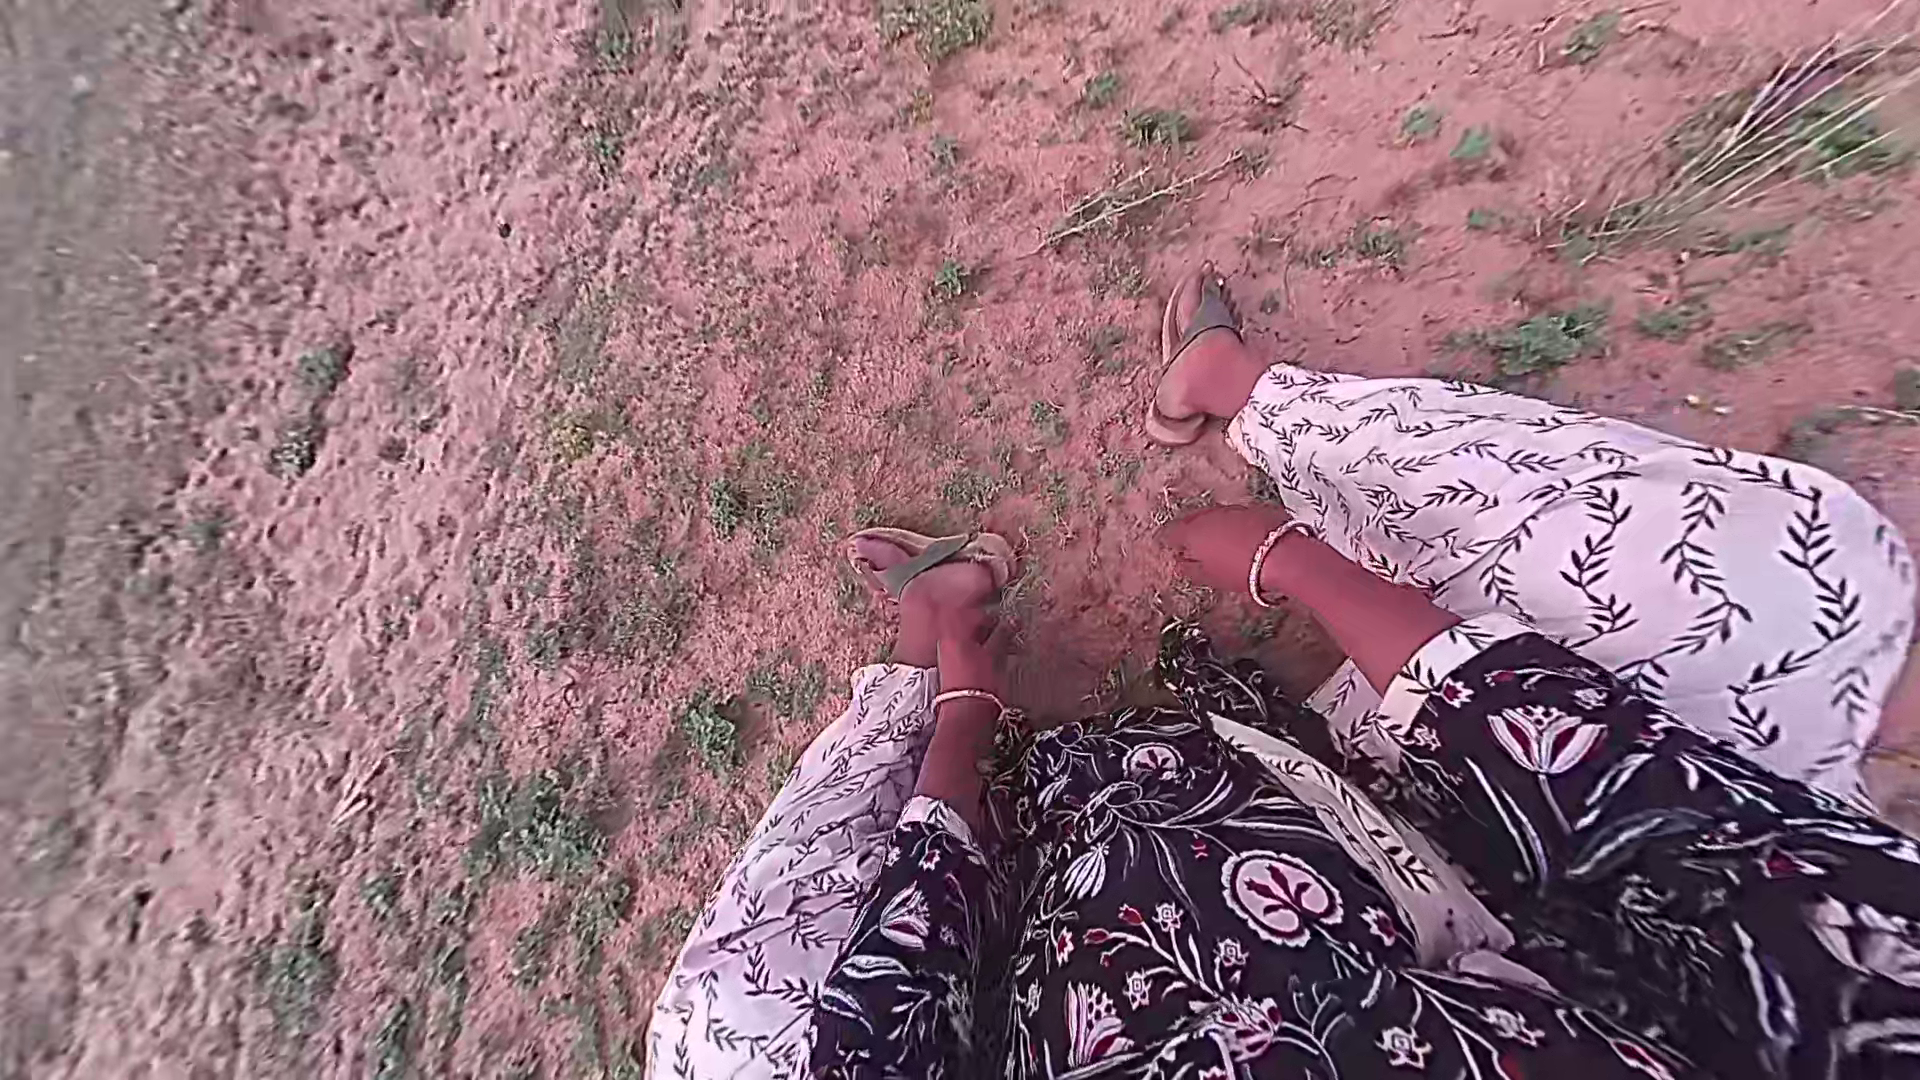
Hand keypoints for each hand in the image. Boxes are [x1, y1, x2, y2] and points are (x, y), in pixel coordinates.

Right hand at [1160, 504, 1294, 595]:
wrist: (1285, 556)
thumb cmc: (1241, 571)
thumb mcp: (1210, 577)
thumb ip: (1188, 568)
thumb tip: (1179, 562)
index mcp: (1193, 532)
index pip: (1171, 532)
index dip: (1170, 541)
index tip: (1173, 549)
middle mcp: (1209, 515)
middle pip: (1192, 519)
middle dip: (1190, 530)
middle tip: (1193, 546)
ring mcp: (1232, 509)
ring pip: (1214, 516)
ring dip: (1212, 526)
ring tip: (1219, 542)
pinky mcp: (1255, 508)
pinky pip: (1236, 515)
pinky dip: (1233, 524)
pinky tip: (1242, 537)